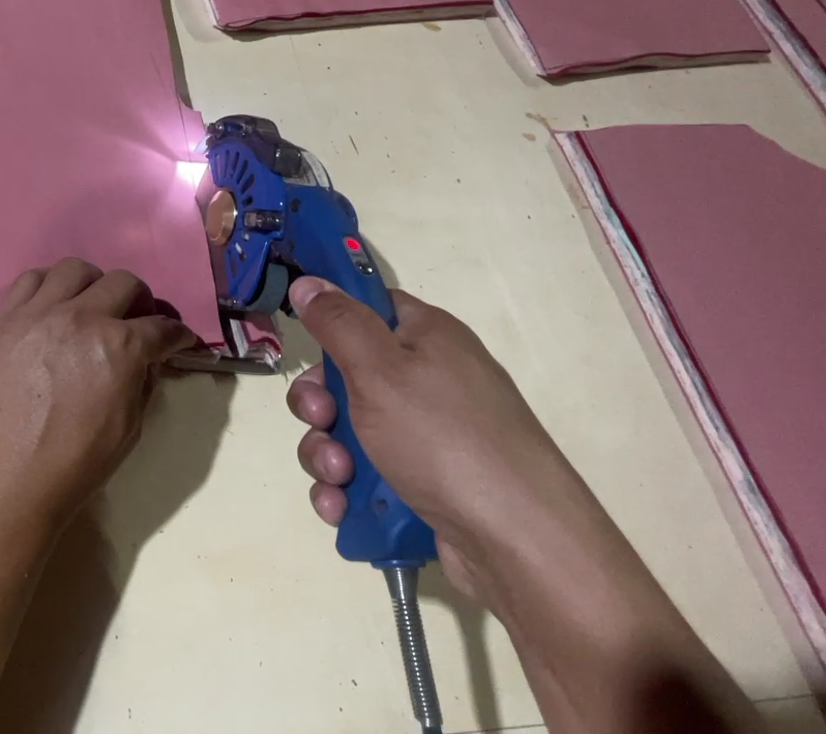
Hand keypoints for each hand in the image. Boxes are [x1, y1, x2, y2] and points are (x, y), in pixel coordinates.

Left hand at [0, 258, 198, 530]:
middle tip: (136, 322)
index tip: (179, 341)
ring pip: (75, 269)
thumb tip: (150, 356)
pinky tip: (52, 307)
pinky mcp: (4, 318)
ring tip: (91, 307)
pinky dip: (48, 286)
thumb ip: (145, 380)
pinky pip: (30, 279)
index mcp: (119, 347)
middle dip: (140, 302)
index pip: (162, 327)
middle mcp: (80, 317)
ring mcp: (37, 312)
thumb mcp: (130, 427)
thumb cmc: (77, 462)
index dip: (177, 336)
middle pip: (124, 283)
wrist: (9, 477)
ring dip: (93, 285)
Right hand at [284, 276, 597, 603]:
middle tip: (322, 421)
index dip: (332, 323)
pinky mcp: (420, 482)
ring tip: (339, 479)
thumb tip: (308, 281)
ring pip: (346, 430)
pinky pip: (362, 474)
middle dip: (318, 405)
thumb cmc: (445, 440)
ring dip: (326, 453)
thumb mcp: (380, 370)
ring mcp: (426, 436)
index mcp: (426, 339)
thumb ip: (338, 323)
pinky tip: (341, 506)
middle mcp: (428, 380)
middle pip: (345, 376)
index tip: (307, 345)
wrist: (517, 544)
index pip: (369, 309)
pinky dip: (344, 489)